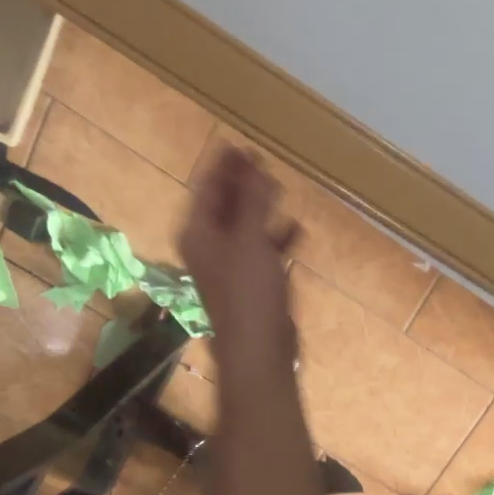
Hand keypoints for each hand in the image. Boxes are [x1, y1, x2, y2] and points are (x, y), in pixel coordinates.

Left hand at [179, 148, 300, 363]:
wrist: (259, 349)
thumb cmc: (249, 293)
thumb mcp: (250, 241)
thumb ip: (254, 203)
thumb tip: (257, 168)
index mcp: (198, 232)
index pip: (208, 187)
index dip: (225, 166)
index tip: (243, 145)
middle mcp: (210, 246)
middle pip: (225, 206)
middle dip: (244, 185)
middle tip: (264, 164)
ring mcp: (232, 267)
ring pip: (245, 227)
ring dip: (261, 209)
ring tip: (281, 191)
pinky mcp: (254, 285)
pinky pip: (263, 251)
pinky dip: (276, 238)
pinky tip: (294, 231)